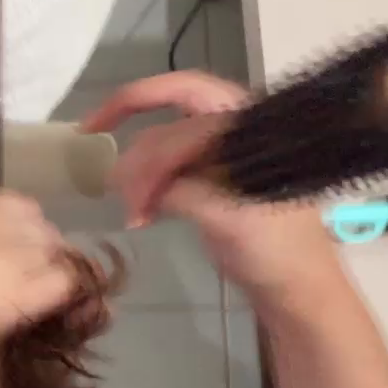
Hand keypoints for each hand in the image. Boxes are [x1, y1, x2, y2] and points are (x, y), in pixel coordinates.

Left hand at [0, 191, 77, 361]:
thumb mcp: (4, 344)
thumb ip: (55, 326)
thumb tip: (106, 309)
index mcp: (4, 299)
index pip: (66, 279)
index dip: (69, 285)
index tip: (58, 291)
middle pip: (56, 248)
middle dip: (53, 263)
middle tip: (35, 275)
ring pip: (40, 223)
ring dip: (39, 239)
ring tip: (20, 254)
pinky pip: (17, 201)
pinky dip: (21, 216)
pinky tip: (9, 234)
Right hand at [84, 72, 349, 314]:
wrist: (295, 287)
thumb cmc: (274, 249)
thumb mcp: (226, 216)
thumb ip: (179, 188)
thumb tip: (128, 180)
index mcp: (249, 125)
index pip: (182, 100)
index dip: (132, 103)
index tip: (91, 129)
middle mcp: (236, 131)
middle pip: (168, 120)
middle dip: (136, 152)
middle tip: (111, 185)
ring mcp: (223, 158)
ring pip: (164, 149)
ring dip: (140, 178)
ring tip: (133, 213)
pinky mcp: (213, 182)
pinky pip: (169, 174)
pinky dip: (149, 191)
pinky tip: (141, 216)